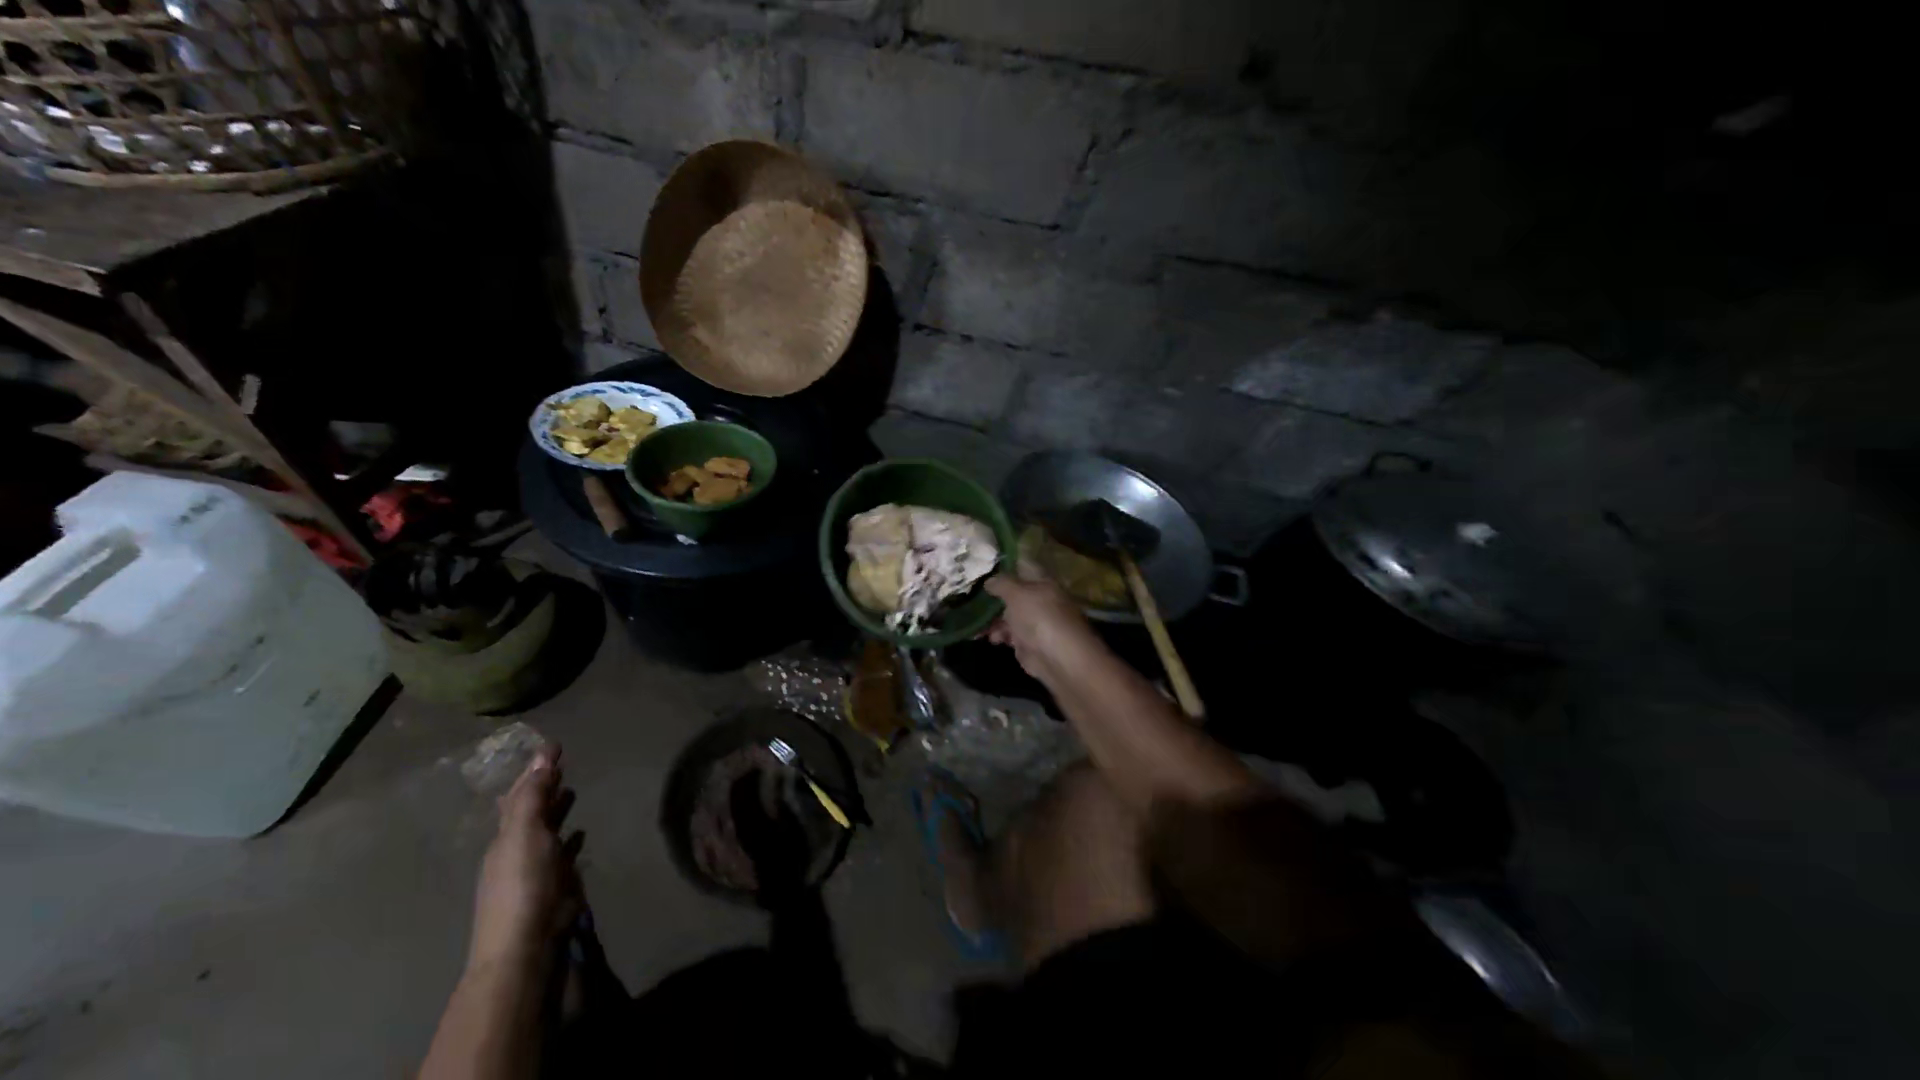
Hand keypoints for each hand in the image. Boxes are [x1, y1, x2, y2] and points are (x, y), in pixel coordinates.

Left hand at [469, 745, 579, 972]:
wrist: (524, 946)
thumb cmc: (522, 885)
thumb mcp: (525, 833)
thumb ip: (533, 796)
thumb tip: (542, 756)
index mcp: (506, 835)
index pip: (519, 794)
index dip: (535, 769)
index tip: (553, 745)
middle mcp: (517, 848)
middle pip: (530, 810)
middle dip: (542, 787)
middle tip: (559, 764)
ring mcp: (535, 868)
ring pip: (546, 830)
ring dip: (555, 809)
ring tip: (570, 791)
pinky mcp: (555, 885)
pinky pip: (562, 853)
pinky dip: (570, 840)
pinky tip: (580, 834)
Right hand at [984, 575, 1103, 685]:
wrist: (1058, 657)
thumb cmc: (1039, 616)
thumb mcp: (1016, 593)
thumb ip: (1001, 584)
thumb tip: (990, 581)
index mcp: (1042, 582)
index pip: (1023, 566)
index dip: (1004, 565)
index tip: (982, 566)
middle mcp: (1039, 600)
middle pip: (1013, 594)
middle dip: (993, 596)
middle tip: (970, 596)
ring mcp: (1034, 622)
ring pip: (1008, 615)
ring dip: (991, 618)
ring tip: (976, 622)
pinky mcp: (1028, 643)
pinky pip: (1007, 634)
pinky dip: (996, 634)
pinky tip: (987, 637)